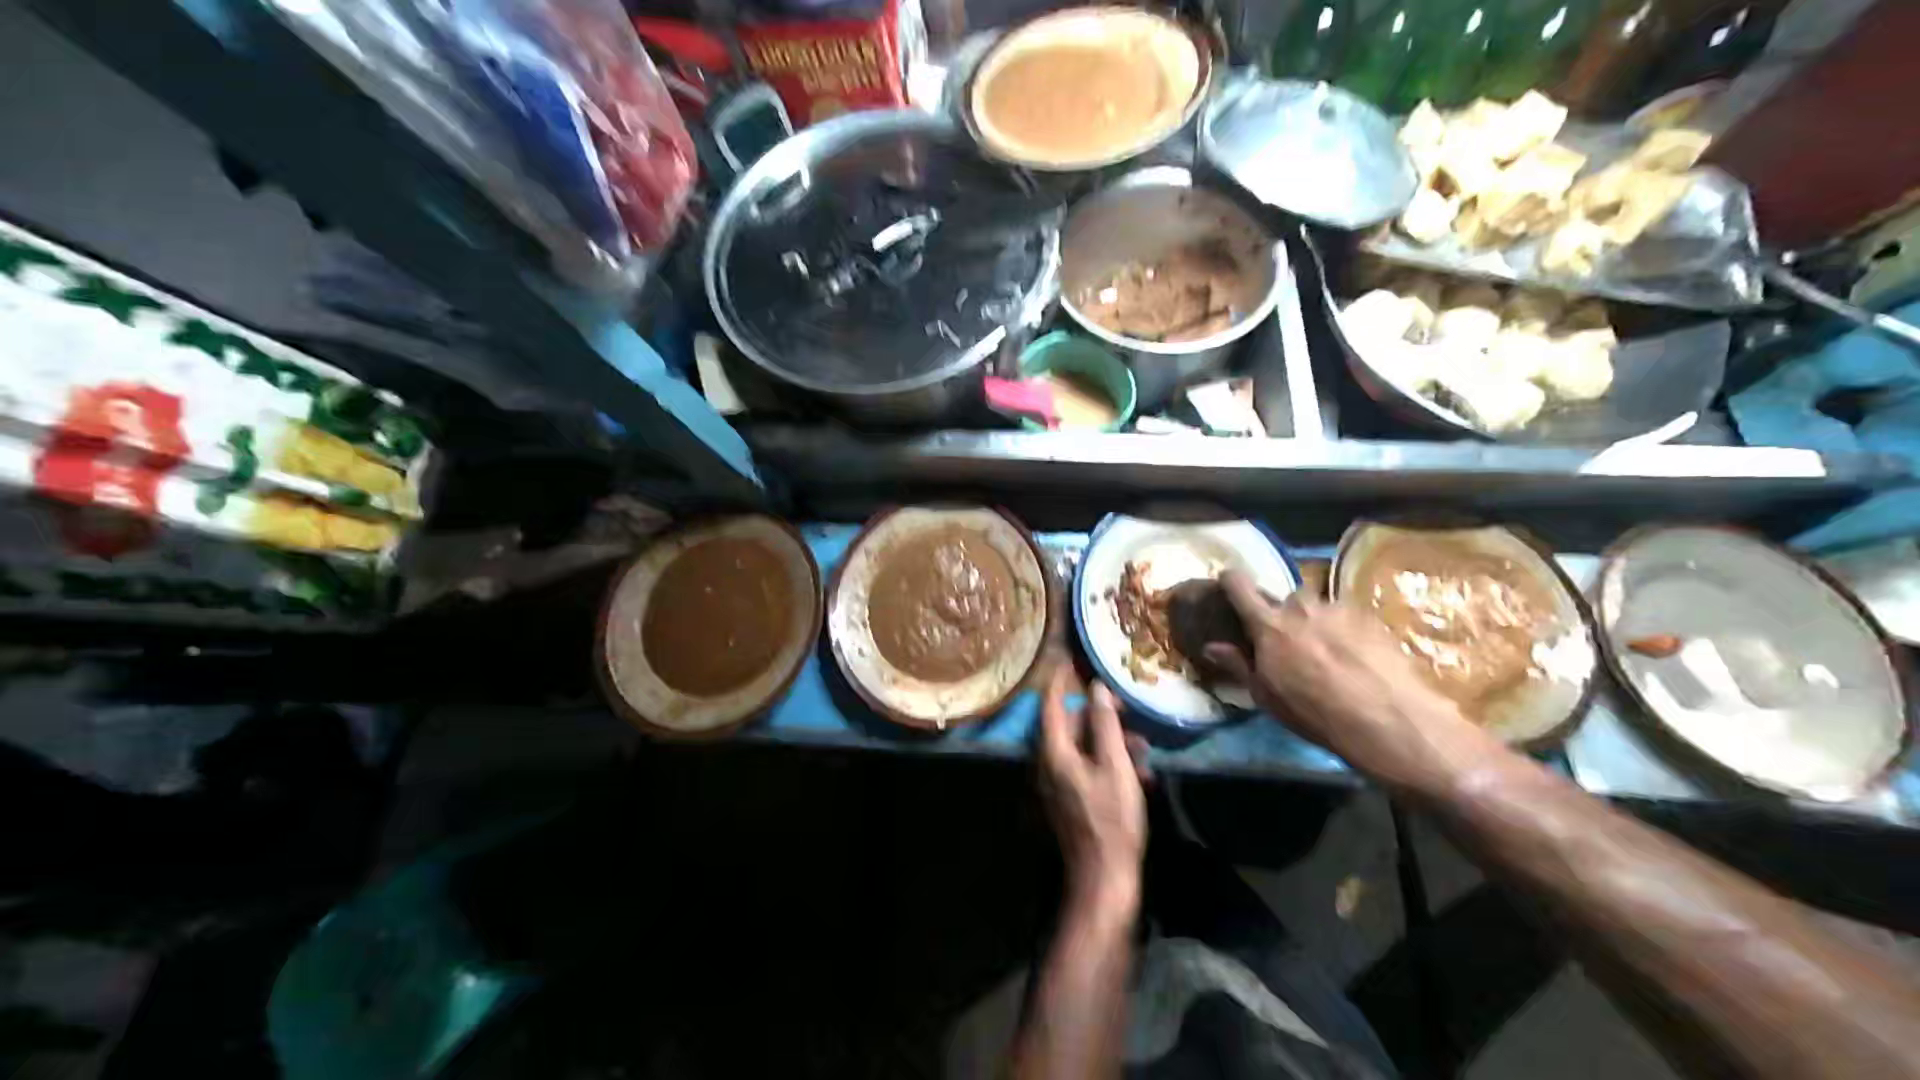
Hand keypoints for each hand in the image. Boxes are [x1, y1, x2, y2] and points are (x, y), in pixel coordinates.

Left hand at [1038, 664, 1147, 907]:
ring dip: (1110, 743)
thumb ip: (1105, 725)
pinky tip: (1138, 776)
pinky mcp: (1066, 797)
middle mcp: (1046, 762)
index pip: (1051, 701)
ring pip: (1080, 746)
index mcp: (1053, 751)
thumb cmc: (1112, 821)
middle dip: (1100, 717)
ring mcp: (1054, 781)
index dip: (1062, 678)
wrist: (1104, 879)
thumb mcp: (1116, 767)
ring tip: (1143, 752)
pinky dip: (1107, 764)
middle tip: (1129, 714)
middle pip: (1069, 724)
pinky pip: (1084, 767)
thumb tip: (1096, 687)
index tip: (1075, 658)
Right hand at [1201, 572, 1505, 791]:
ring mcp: (1339, 608)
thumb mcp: (1266, 696)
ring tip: (1328, 652)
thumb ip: (1237, 664)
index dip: (1230, 581)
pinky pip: (1347, 616)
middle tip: (1291, 642)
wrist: (1389, 720)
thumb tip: (1211, 646)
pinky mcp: (1371, 616)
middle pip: (1284, 598)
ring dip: (1316, 622)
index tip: (1229, 588)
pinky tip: (1356, 658)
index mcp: (1268, 624)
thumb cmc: (1315, 712)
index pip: (1238, 584)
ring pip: (1318, 607)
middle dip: (1284, 614)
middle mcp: (1301, 606)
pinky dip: (1345, 631)